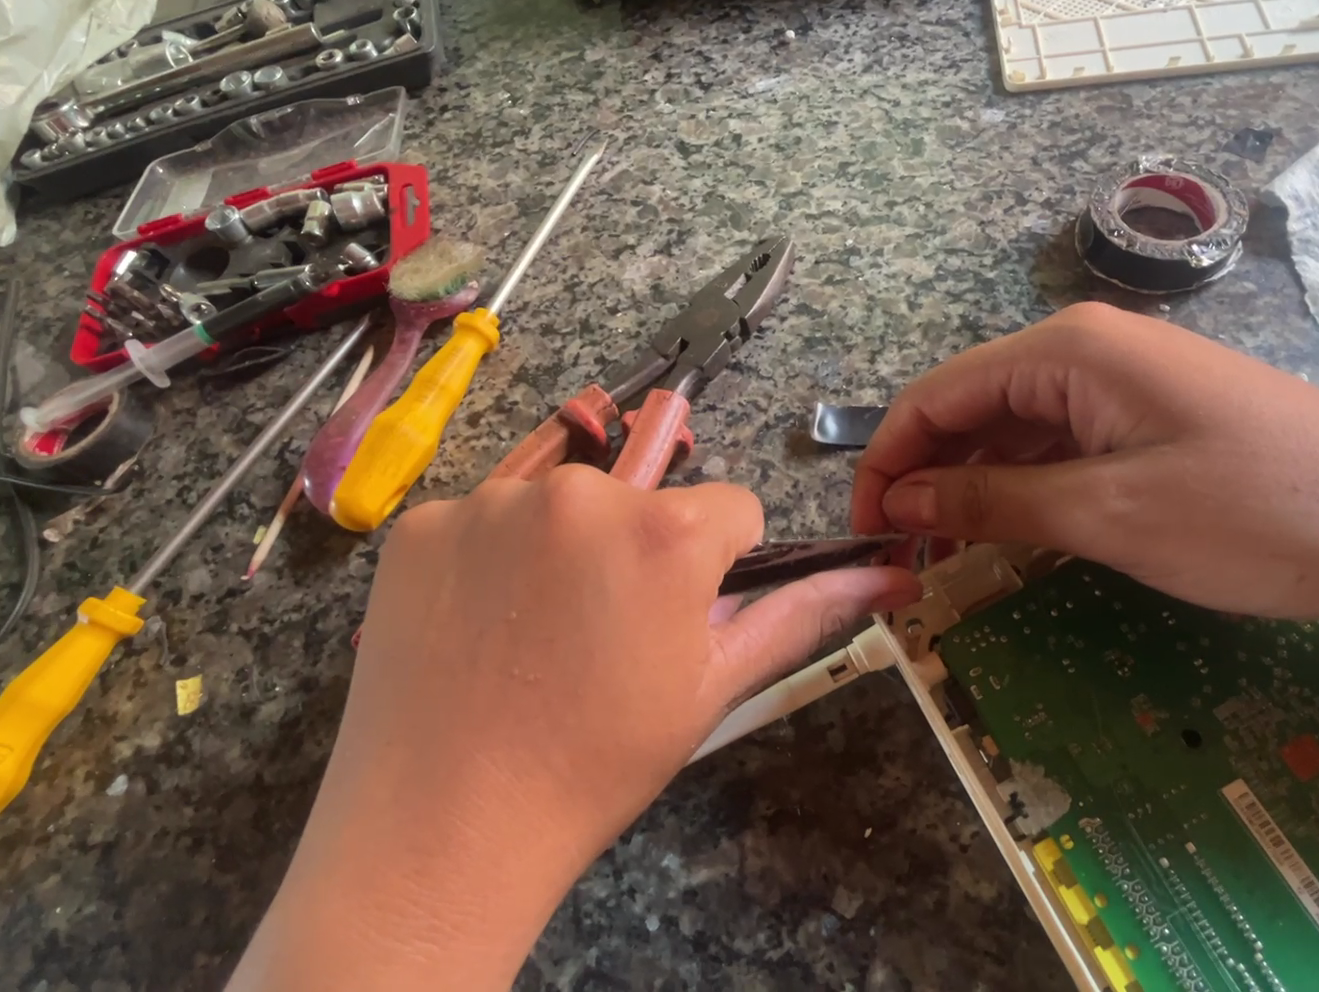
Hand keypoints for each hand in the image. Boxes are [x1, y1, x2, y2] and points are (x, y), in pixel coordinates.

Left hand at [234, 467, 919, 989]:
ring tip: (538, 626)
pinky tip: (480, 617)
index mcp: (668, 531)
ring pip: (564, 496)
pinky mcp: (424, 517)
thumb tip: (894, 574)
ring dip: (568, 542)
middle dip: (642, 547)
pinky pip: (485, 511)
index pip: (732, 510)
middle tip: (603, 628)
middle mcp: (582, 491)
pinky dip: (494, 550)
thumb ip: (803, 613)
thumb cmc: (598, 760)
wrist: (444, 827)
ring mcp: (493, 499)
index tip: (680, 616)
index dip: (720, 564)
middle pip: (645, 496)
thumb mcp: (713, 686)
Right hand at [852, 302, 1318, 625]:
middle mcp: (1084, 350)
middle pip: (967, 409)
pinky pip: (1055, 447)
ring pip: (1009, 431)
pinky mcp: (1147, 420)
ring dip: (967, 489)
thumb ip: (987, 499)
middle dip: (923, 478)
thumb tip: (894, 502)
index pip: (935, 396)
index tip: (864, 535)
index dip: (887, 463)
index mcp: (1065, 350)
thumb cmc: (1257, 513)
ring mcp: (1119, 385)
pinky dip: (1018, 490)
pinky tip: (1006, 533)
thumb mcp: (1104, 513)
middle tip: (899, 559)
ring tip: (940, 558)